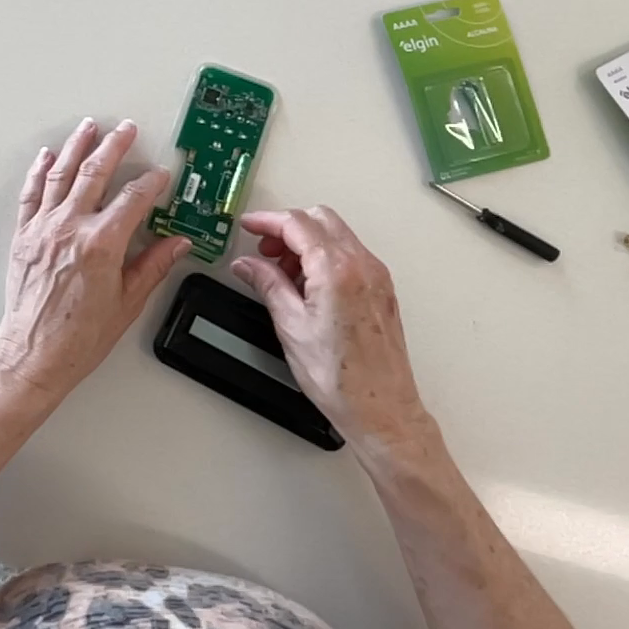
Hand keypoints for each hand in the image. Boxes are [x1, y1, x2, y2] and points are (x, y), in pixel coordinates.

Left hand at [0, 118, 193, 403]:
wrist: (34, 354)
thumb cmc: (78, 337)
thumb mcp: (127, 303)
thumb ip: (152, 266)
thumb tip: (176, 245)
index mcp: (101, 243)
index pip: (134, 198)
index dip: (151, 183)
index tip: (159, 176)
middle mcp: (71, 227)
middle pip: (96, 172)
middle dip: (114, 146)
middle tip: (126, 129)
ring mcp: (44, 228)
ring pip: (61, 174)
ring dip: (77, 146)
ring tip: (88, 127)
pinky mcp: (24, 235)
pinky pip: (31, 194)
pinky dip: (38, 171)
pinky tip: (47, 156)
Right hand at [231, 206, 431, 452]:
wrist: (381, 409)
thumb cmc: (340, 377)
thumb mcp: (290, 325)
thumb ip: (267, 284)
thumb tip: (247, 265)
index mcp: (336, 270)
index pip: (297, 224)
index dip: (267, 221)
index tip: (249, 226)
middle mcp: (362, 265)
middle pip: (320, 219)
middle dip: (287, 227)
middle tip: (262, 249)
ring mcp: (376, 276)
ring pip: (336, 234)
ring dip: (305, 241)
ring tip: (281, 271)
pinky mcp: (381, 289)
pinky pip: (349, 254)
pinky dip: (324, 255)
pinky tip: (306, 283)